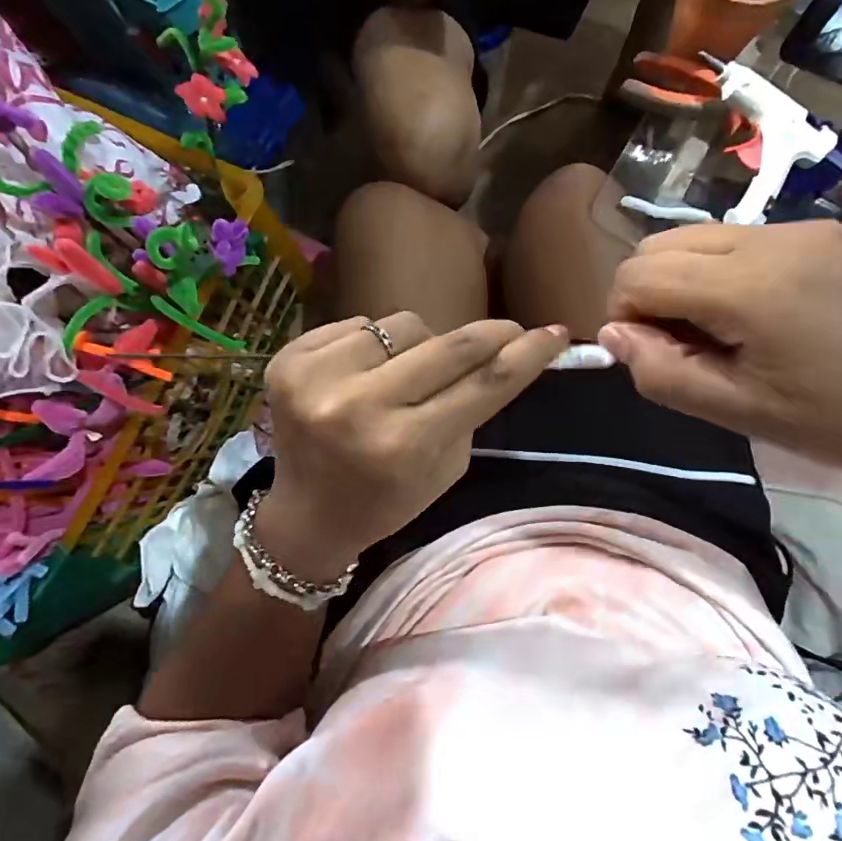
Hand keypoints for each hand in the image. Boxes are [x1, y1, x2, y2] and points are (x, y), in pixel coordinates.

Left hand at [253, 313, 567, 576]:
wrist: (307, 516)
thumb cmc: (387, 500)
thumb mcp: (445, 467)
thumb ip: (471, 408)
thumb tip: (502, 352)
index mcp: (403, 447)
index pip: (484, 385)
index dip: (527, 356)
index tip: (554, 335)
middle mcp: (358, 408)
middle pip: (449, 346)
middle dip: (491, 335)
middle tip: (509, 332)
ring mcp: (315, 379)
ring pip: (404, 324)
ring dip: (420, 345)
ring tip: (407, 376)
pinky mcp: (287, 359)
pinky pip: (359, 325)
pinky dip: (374, 345)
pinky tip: (364, 375)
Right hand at [603, 222, 841, 666]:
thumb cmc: (838, 425)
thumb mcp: (737, 412)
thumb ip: (661, 372)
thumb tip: (612, 334)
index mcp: (752, 287)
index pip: (640, 274)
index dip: (624, 315)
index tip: (650, 356)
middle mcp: (775, 237)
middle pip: (662, 243)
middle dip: (650, 292)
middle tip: (684, 345)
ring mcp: (806, 228)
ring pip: (700, 237)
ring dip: (687, 280)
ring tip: (723, 332)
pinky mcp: (827, 232)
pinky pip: (743, 240)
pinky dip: (724, 273)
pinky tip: (760, 315)